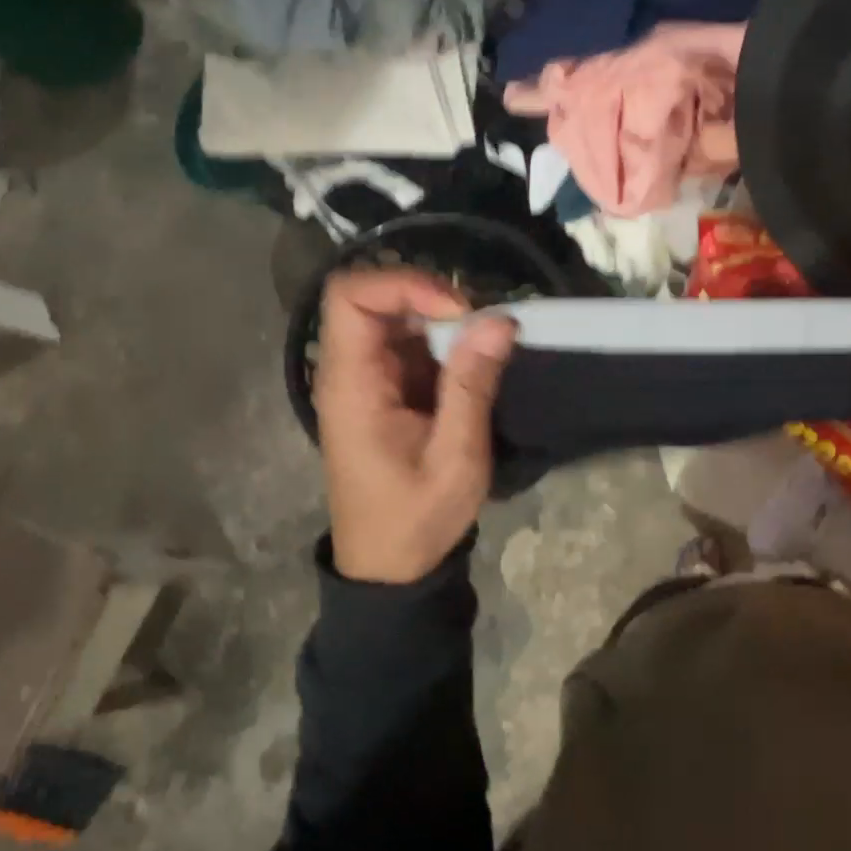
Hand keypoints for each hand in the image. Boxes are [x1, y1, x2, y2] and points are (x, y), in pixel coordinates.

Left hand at [314, 269, 516, 583]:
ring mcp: (368, 382)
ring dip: (448, 327)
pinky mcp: (388, 394)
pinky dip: (449, 348)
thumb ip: (472, 385)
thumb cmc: (417, 516)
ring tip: (491, 350)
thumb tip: (499, 320)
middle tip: (488, 331)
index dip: (404, 286)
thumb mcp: (455, 456)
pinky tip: (478, 370)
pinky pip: (413, 350)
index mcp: (351, 384)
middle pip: (378, 302)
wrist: (392, 565)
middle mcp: (350, 373)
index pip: (351, 297)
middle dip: (436, 304)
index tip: (460, 313)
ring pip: (400, 323)